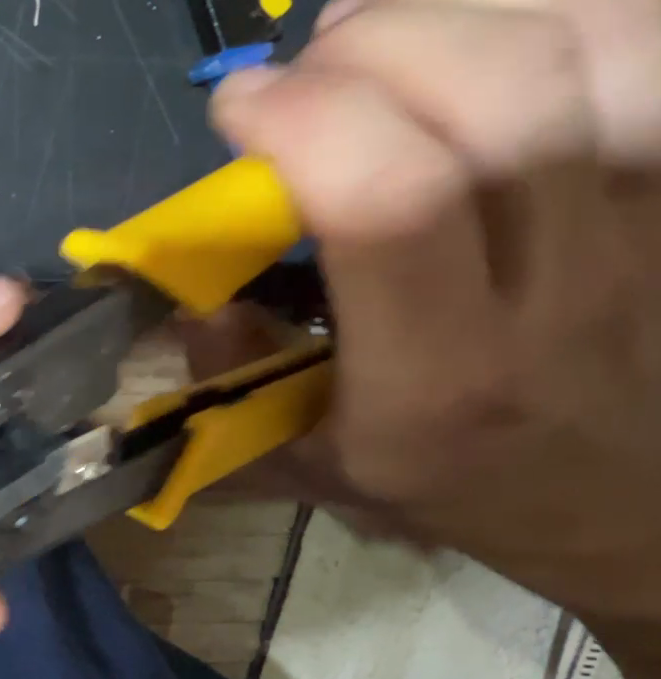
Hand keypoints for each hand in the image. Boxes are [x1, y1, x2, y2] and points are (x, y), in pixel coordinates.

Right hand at [192, 0, 660, 628]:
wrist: (621, 498)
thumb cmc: (441, 485)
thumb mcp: (306, 464)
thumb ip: (231, 385)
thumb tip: (195, 292)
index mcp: (437, 372)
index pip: (393, 204)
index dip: (308, 123)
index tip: (238, 109)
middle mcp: (559, 282)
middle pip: (498, 97)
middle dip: (376, 44)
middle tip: (302, 66)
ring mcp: (647, 217)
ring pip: (593, 42)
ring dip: (460, 7)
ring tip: (370, 29)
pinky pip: (647, 42)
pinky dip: (553, 7)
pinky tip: (470, 29)